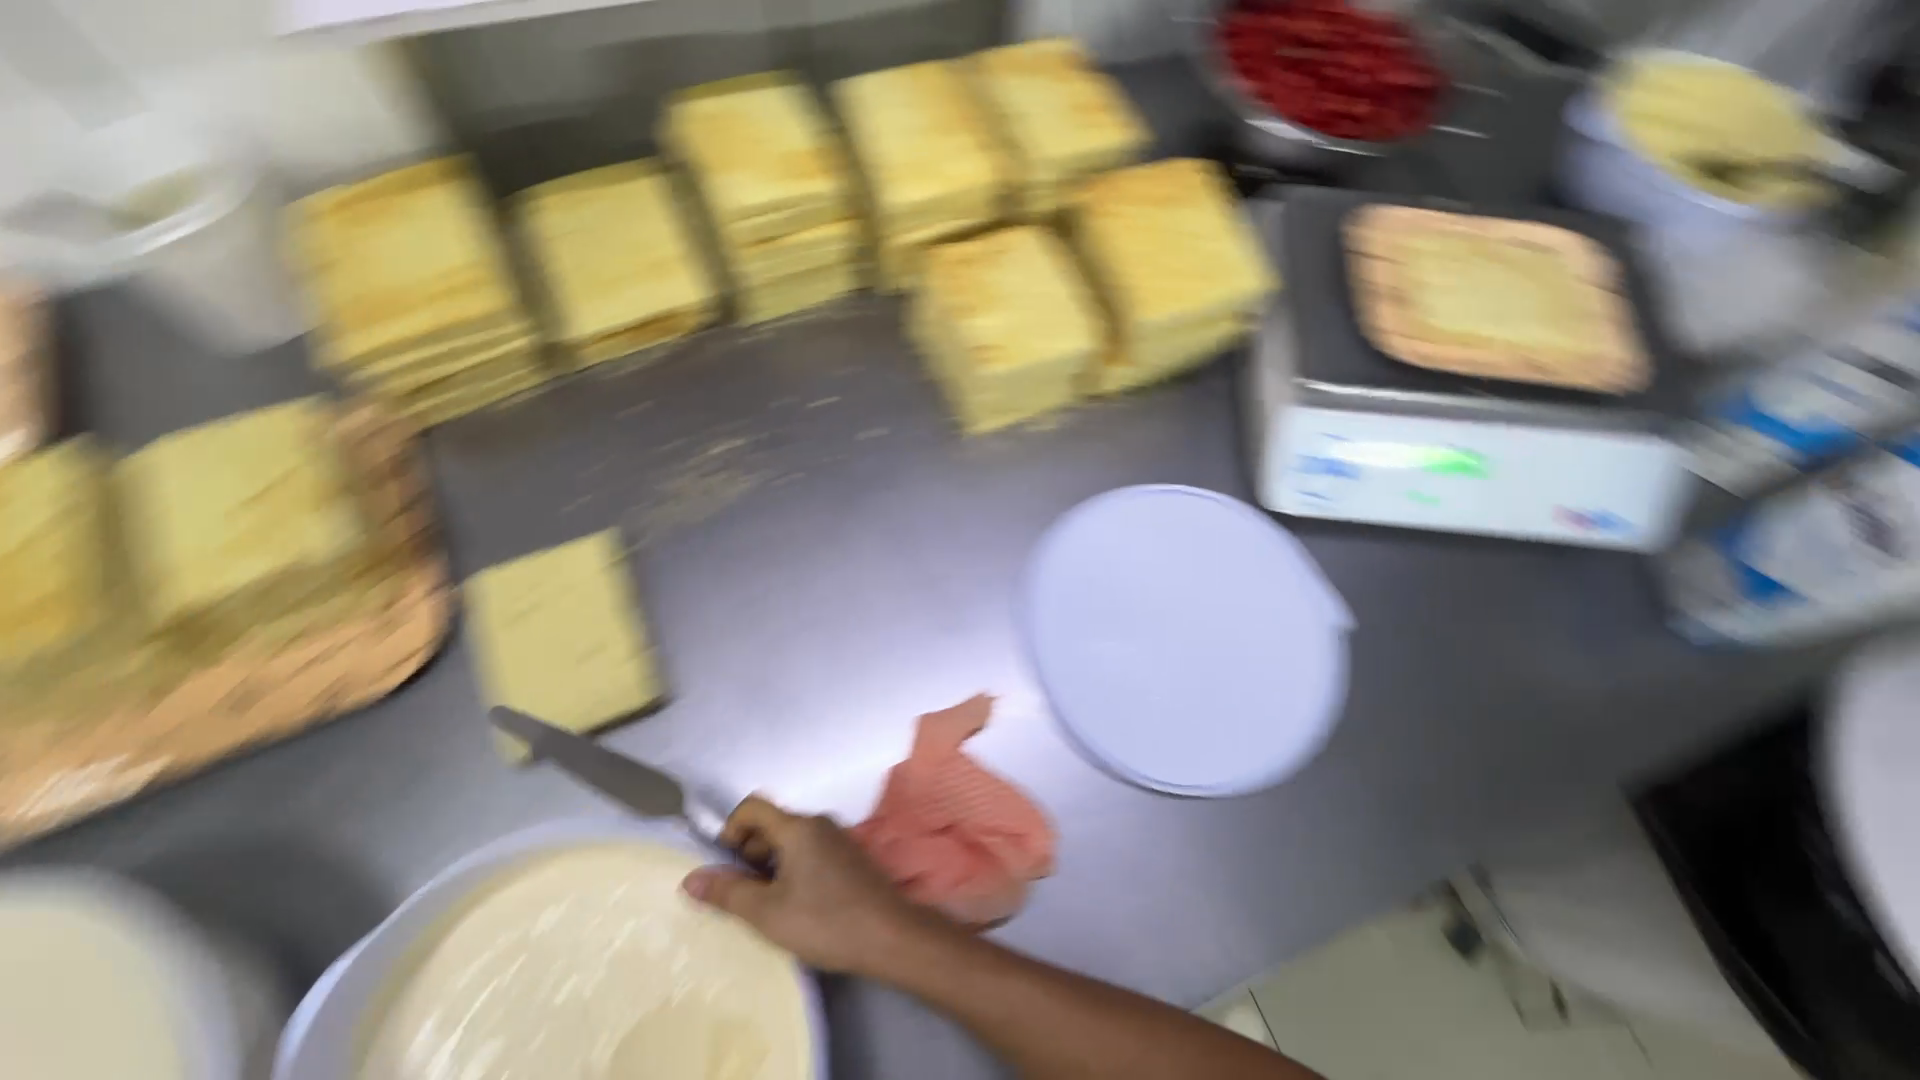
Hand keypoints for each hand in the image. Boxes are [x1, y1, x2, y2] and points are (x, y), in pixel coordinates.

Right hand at [683, 796, 942, 975]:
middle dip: (749, 853)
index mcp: (798, 827)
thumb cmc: (825, 921)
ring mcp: (839, 839)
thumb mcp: (767, 912)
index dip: (730, 829)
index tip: (726, 866)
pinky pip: (811, 852)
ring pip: (792, 840)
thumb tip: (690, 878)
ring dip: (771, 865)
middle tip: (744, 893)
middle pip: (772, 824)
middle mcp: (819, 823)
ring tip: (768, 905)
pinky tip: (798, 905)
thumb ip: (727, 892)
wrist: (891, 936)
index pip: (752, 807)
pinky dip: (794, 869)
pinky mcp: (852, 858)